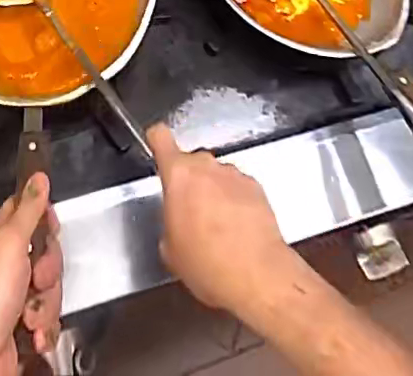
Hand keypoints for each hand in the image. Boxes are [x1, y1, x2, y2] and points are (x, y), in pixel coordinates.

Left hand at [0, 173, 62, 374]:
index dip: (43, 216)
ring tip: (29, 316)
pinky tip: (32, 333)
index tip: (50, 228)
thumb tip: (38, 175)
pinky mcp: (24, 322)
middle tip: (36, 278)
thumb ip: (29, 209)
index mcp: (0, 239)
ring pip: (52, 284)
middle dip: (50, 268)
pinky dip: (45, 326)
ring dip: (47, 302)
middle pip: (47, 250)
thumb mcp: (11, 243)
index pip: (27, 210)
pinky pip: (50, 314)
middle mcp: (8, 264)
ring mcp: (16, 294)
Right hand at [148, 123, 298, 316]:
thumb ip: (168, 220)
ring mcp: (233, 174)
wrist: (256, 274)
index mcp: (179, 175)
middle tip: (189, 215)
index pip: (161, 138)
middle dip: (189, 183)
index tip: (155, 141)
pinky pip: (237, 188)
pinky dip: (234, 202)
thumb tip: (176, 222)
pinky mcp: (255, 186)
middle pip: (191, 163)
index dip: (156, 139)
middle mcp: (207, 166)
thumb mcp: (170, 250)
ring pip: (215, 176)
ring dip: (213, 193)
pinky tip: (236, 229)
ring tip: (216, 228)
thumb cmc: (208, 263)